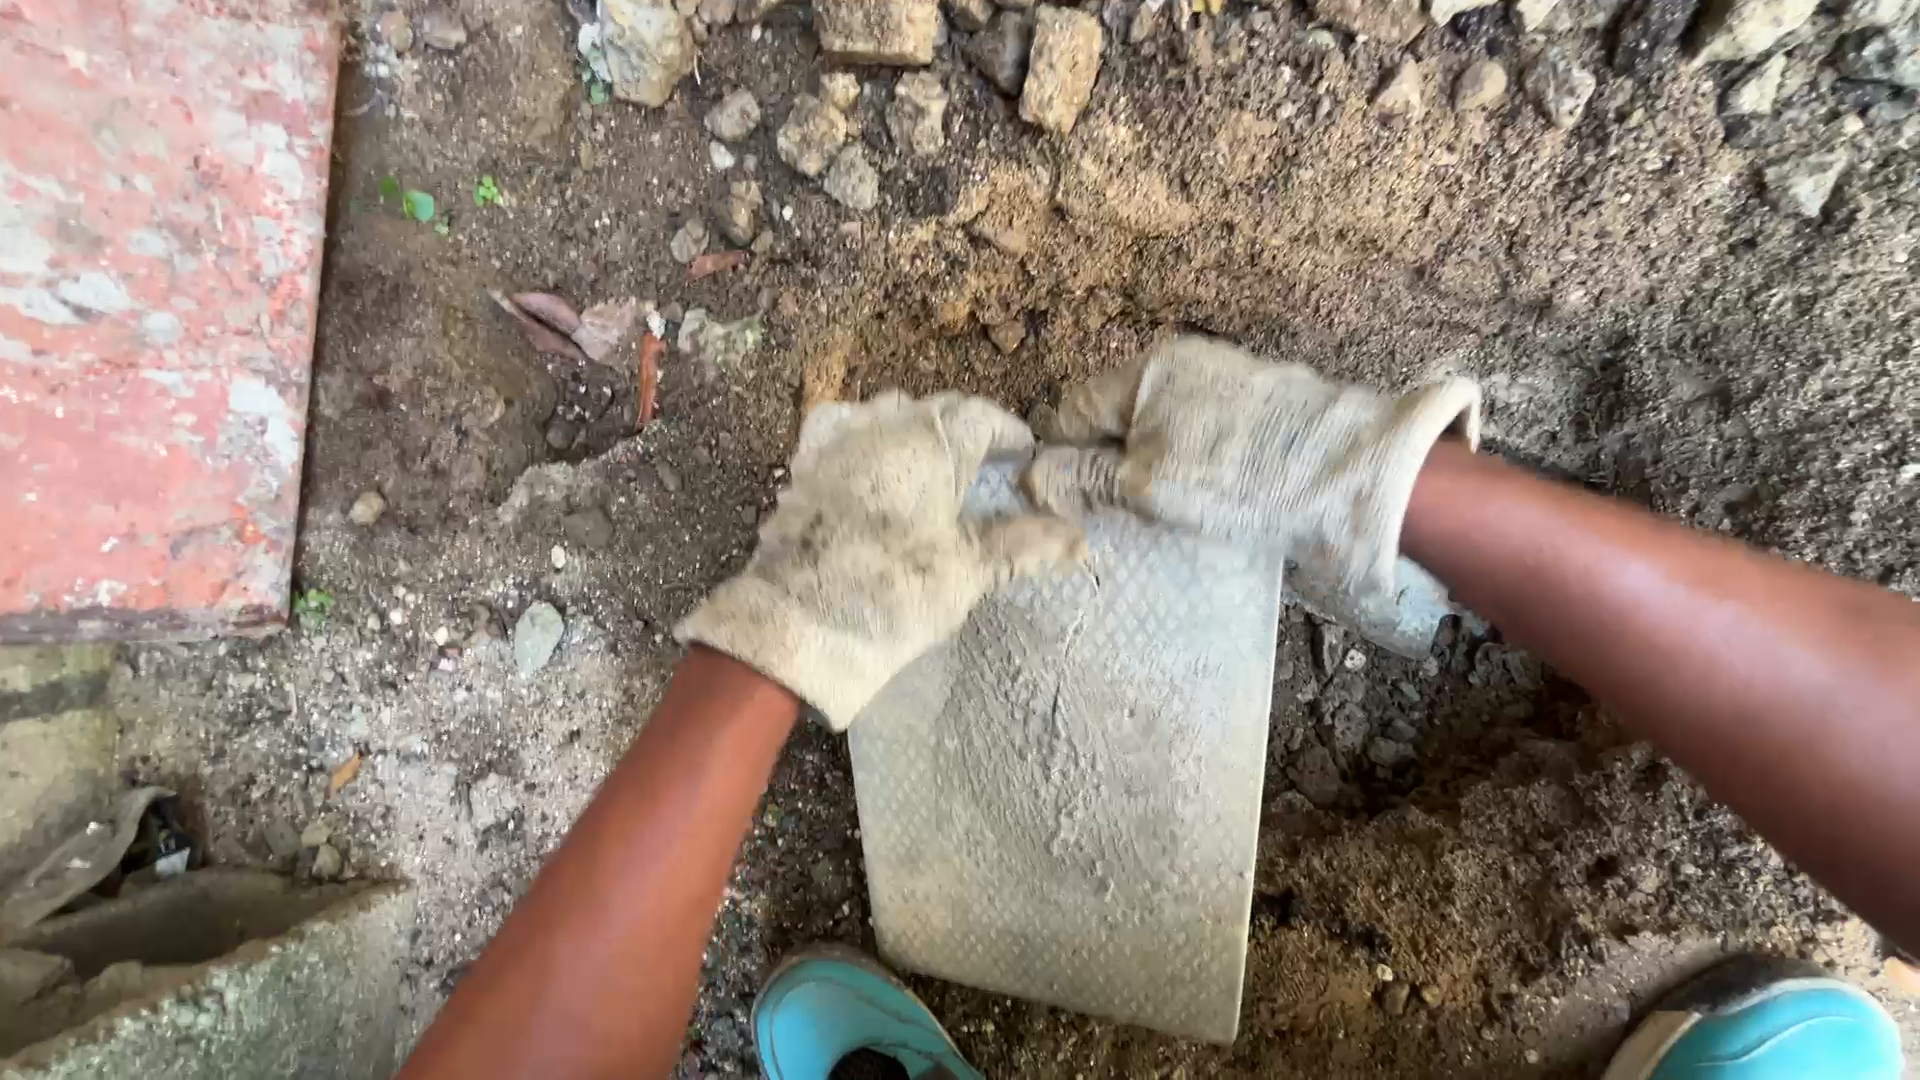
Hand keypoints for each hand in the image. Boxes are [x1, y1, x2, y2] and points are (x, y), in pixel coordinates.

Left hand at [676, 391, 1085, 730]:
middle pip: (935, 409)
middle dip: (966, 429)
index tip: (1023, 455)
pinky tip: (872, 460)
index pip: (980, 416)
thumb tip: (1080, 539)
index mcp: (928, 442)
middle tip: (986, 463)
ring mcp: (837, 441)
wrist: (800, 627)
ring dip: (916, 427)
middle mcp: (881, 426)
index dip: (1008, 432)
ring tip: (934, 461)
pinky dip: (865, 433)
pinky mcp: (805, 465)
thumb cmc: (895, 594)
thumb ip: (1025, 544)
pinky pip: (841, 427)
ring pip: (886, 411)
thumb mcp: (969, 570)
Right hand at [1022, 335, 1479, 622]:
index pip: (1068, 410)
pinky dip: (1188, 455)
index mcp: (1142, 372)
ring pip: (1155, 421)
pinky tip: (1211, 486)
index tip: (1072, 498)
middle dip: (1106, 459)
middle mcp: (1177, 360)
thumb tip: (1027, 476)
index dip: (1060, 457)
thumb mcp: (1147, 485)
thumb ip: (1082, 474)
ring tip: (1172, 502)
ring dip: (1148, 460)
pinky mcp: (1256, 395)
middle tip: (1123, 507)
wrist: (1357, 477)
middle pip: (1112, 413)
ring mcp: (1221, 373)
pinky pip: (1196, 425)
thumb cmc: (1236, 481)